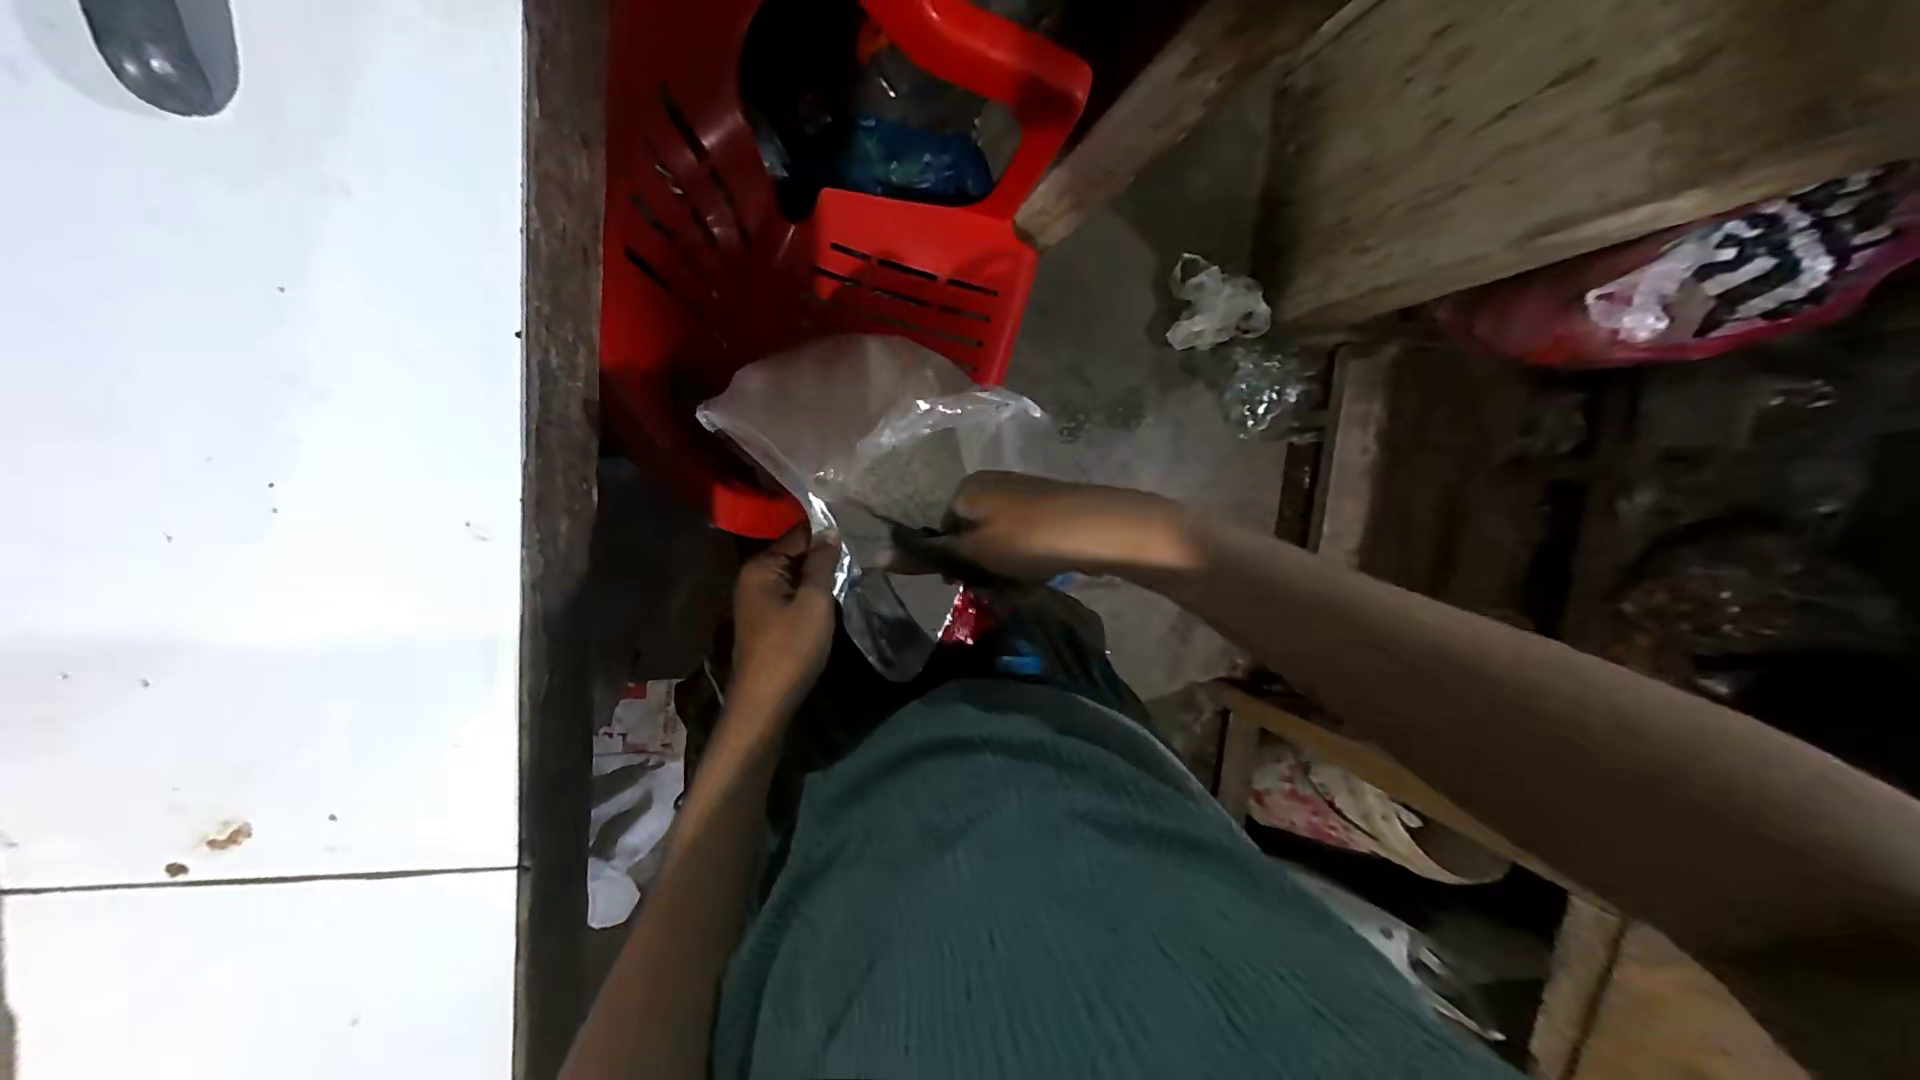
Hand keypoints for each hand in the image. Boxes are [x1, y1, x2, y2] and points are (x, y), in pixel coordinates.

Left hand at [730, 525, 838, 717]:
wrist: (766, 702)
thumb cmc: (791, 648)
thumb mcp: (814, 601)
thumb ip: (821, 563)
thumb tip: (830, 531)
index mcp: (760, 567)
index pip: (797, 534)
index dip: (826, 532)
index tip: (855, 530)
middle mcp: (754, 578)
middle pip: (795, 554)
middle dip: (823, 554)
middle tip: (859, 551)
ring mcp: (758, 600)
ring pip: (796, 576)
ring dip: (819, 575)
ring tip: (852, 570)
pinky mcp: (766, 619)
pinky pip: (792, 594)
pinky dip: (811, 593)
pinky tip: (833, 595)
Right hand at [898, 472, 1201, 583]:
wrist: (1097, 529)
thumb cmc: (1025, 540)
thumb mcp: (971, 552)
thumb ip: (926, 555)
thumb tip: (872, 555)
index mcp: (966, 489)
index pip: (938, 529)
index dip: (946, 562)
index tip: (962, 584)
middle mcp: (990, 486)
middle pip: (968, 537)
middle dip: (977, 569)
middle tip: (994, 590)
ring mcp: (1022, 497)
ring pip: (997, 545)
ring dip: (1002, 574)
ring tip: (1020, 590)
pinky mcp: (1048, 511)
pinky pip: (1022, 543)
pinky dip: (1024, 565)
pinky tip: (1037, 582)